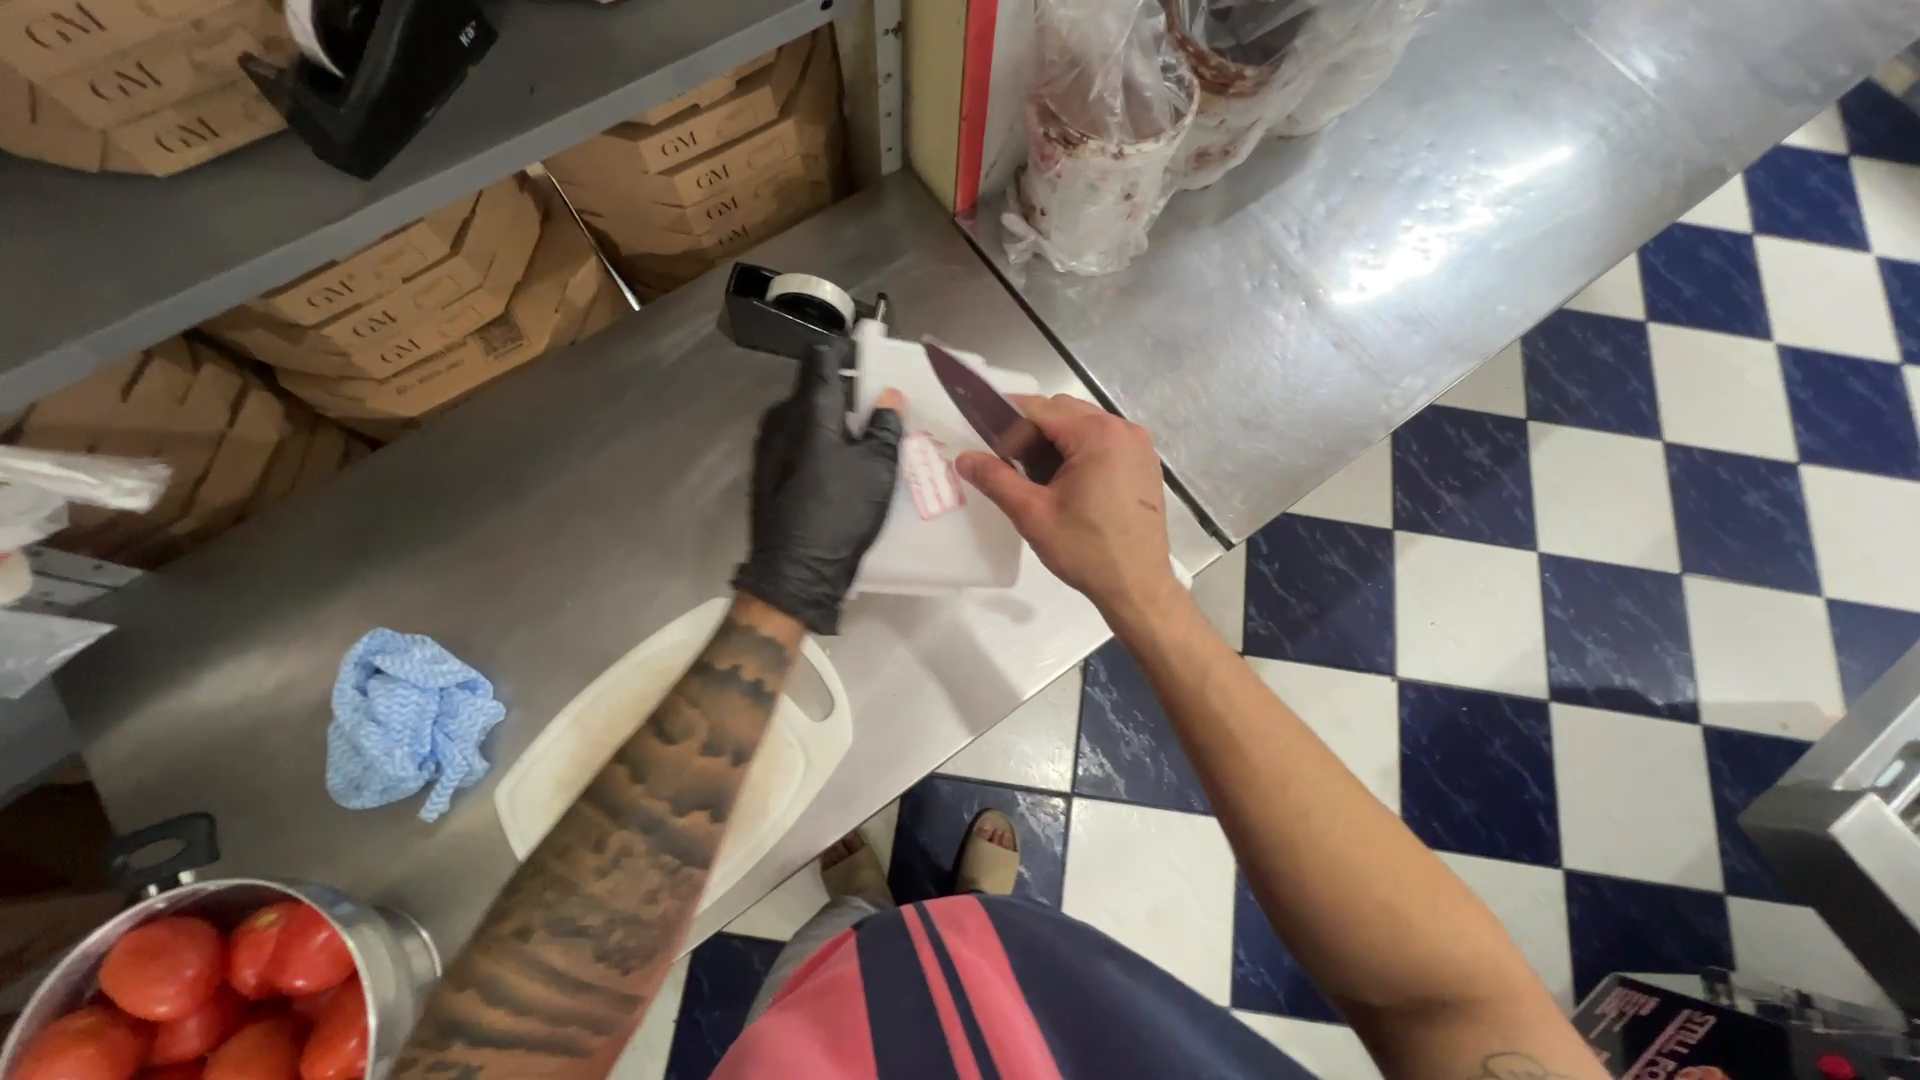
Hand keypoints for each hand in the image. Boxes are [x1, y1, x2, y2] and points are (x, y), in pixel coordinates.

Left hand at [734, 346, 903, 634]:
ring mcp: (767, 448)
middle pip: (813, 390)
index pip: (820, 359)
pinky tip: (840, 465)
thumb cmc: (840, 515)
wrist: (793, 573)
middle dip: (844, 391)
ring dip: (831, 420)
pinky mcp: (765, 474)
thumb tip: (888, 397)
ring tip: (864, 436)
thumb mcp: (877, 470)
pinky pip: (796, 443)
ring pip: (804, 418)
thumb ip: (884, 427)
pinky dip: (818, 443)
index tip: (868, 353)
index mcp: (808, 411)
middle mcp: (780, 420)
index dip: (844, 350)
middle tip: (878, 403)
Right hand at [957, 395, 1176, 616]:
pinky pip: (1105, 441)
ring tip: (1036, 475)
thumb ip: (996, 479)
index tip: (984, 438)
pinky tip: (1067, 482)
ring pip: (1085, 425)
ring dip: (1057, 439)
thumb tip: (964, 458)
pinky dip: (1081, 450)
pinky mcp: (1145, 464)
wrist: (1138, 586)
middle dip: (1033, 429)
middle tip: (1009, 462)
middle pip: (1064, 411)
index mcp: (1097, 435)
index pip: (1040, 408)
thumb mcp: (1033, 514)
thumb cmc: (1086, 550)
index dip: (1007, 418)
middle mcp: (1123, 429)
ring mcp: (1139, 446)